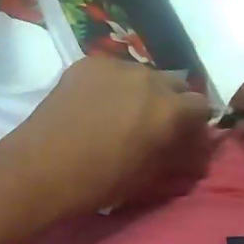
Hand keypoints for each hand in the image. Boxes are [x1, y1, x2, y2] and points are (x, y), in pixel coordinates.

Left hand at [0, 56, 212, 216]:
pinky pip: (112, 70)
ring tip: (121, 112)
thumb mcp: (149, 177)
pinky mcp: (88, 62)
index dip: (195, 123)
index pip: (201, 106)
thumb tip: (199, 154)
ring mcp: (116, 65)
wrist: (42, 166)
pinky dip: (112, 83)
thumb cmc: (100, 181)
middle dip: (172, 101)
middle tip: (153, 124)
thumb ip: (179, 158)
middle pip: (175, 83)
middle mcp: (149, 78)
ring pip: (143, 73)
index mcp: (170, 109)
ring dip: (141, 89)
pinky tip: (94, 103)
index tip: (184, 136)